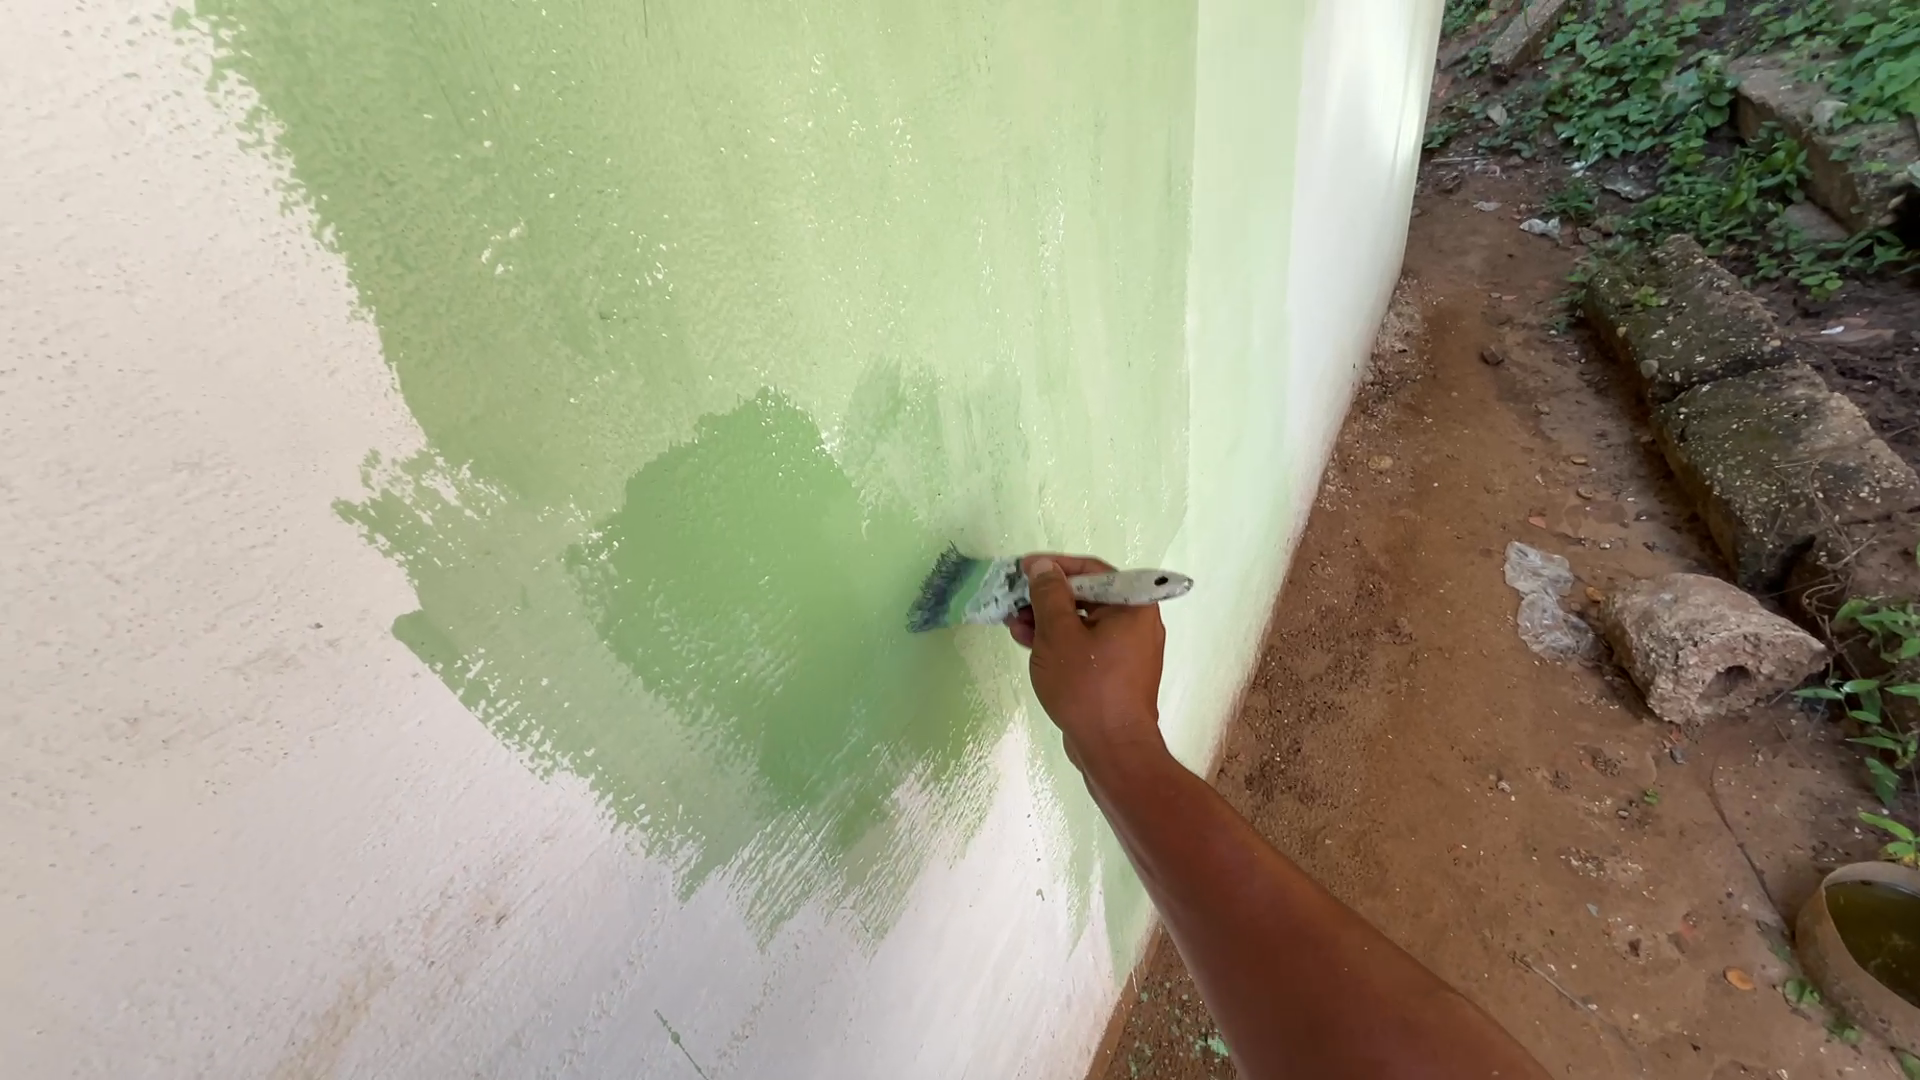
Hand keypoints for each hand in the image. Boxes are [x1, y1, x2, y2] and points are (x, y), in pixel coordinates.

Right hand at [1008, 554, 1167, 770]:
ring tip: (1014, 623)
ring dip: (1047, 620)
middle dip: (1046, 597)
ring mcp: (1127, 650)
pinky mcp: (1115, 672)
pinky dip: (1059, 641)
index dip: (1054, 566)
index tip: (1023, 569)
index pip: (1092, 569)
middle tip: (1014, 599)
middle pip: (1087, 595)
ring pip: (1082, 622)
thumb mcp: (1058, 633)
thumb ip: (1048, 594)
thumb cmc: (1087, 685)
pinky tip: (1028, 643)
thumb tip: (1043, 566)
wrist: (1112, 750)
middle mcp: (1137, 622)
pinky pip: (1085, 644)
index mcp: (1134, 605)